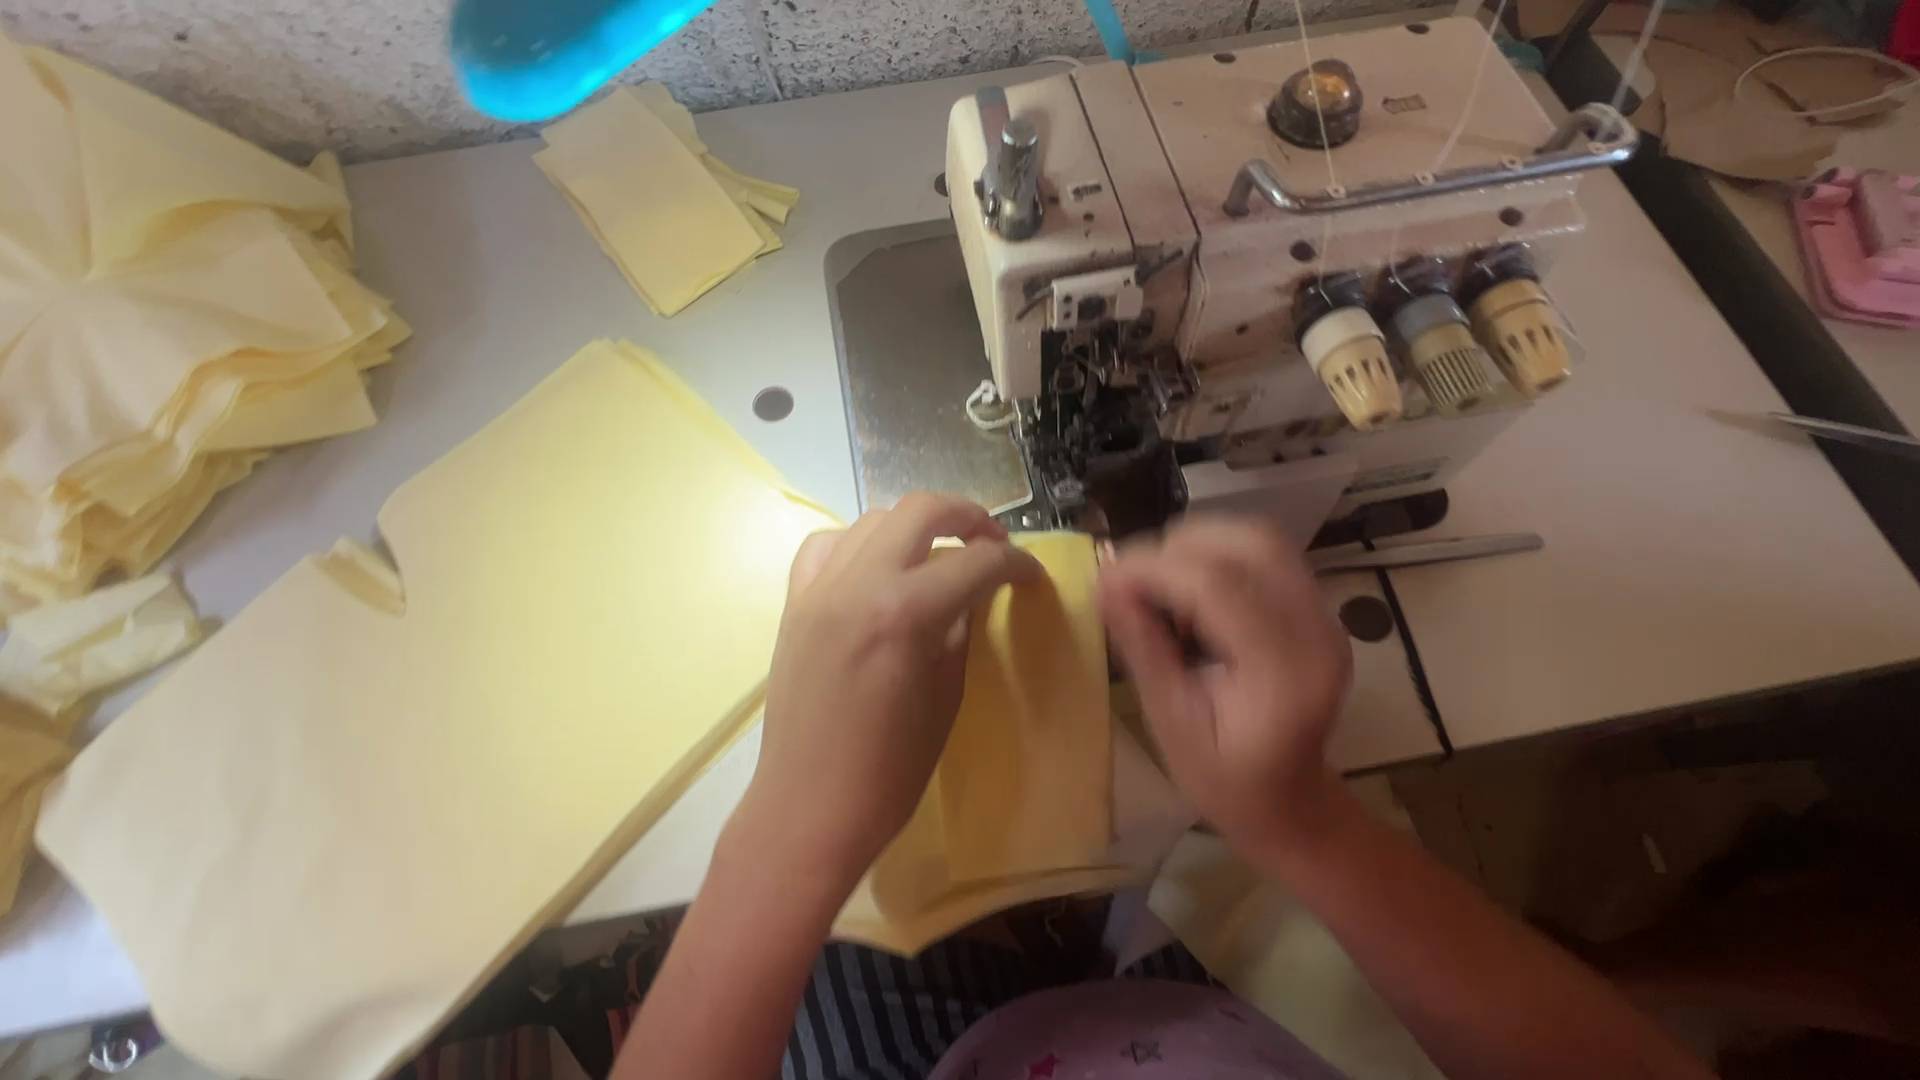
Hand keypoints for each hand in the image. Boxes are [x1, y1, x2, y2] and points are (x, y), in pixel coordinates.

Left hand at [734, 493, 1042, 885]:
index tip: (1032, 575)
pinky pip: (827, 547)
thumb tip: (977, 590)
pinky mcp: (794, 603)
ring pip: (873, 519)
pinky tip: (877, 567)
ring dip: (916, 527)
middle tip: (993, 543)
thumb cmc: (890, 770)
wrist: (808, 807)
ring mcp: (819, 589)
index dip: (1016, 563)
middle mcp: (858, 583)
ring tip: (940, 555)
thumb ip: (962, 628)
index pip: (976, 561)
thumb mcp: (946, 696)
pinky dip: (859, 544)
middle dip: (970, 516)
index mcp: (905, 613)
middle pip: (922, 509)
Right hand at [1100, 518, 1352, 857]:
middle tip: (1129, 580)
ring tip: (1156, 582)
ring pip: (1259, 538)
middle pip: (1249, 545)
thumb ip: (1144, 649)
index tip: (1104, 577)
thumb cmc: (1226, 780)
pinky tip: (1187, 589)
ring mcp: (1324, 615)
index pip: (1218, 586)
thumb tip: (1105, 583)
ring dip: (1197, 544)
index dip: (1154, 568)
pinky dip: (1217, 554)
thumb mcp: (1171, 724)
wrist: (1290, 802)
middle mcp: (1316, 632)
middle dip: (1176, 548)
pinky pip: (1265, 554)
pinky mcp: (1316, 607)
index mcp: (1283, 674)